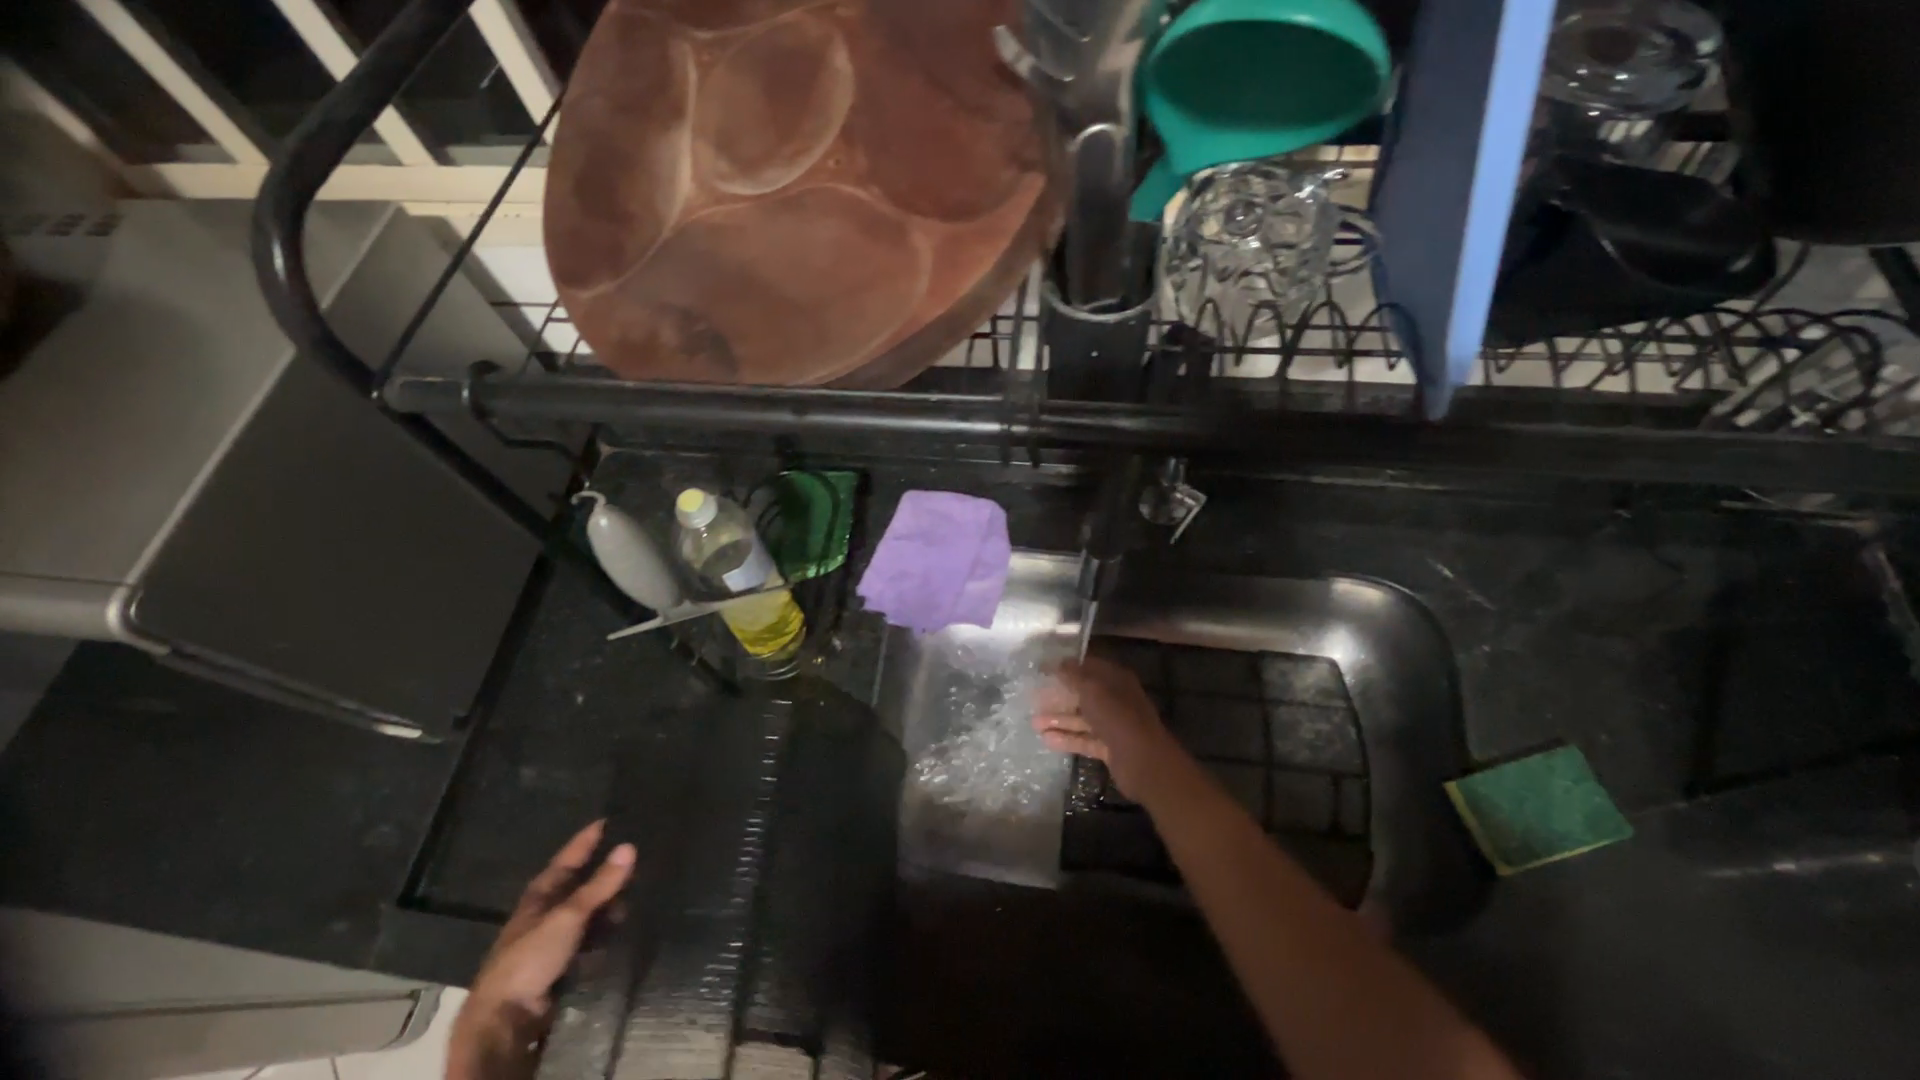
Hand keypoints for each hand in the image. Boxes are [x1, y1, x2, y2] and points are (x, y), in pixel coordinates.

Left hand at [449, 821, 634, 1079]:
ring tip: (643, 894)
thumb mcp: (568, 915)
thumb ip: (600, 884)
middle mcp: (547, 910)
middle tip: (641, 857)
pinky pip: (593, 938)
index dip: (589, 838)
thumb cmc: (531, 956)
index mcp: (542, 892)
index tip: (613, 819)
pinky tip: (627, 929)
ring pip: (590, 912)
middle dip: (608, 873)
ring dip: (611, 906)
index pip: (570, 856)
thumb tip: (629, 846)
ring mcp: (555, 937)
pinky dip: (608, 932)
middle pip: (582, 883)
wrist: (506, 1016)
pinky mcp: (564, 961)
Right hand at [1032, 656, 1183, 799]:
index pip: (1088, 666)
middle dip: (1058, 696)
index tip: (1042, 670)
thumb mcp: (1092, 689)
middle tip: (1033, 699)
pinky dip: (1067, 738)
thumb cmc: (1117, 716)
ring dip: (1059, 719)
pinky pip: (1084, 739)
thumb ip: (1073, 675)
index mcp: (1116, 679)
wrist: (1143, 760)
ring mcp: (1113, 724)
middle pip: (1083, 694)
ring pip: (1082, 718)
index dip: (1066, 667)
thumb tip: (1057, 663)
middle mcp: (1116, 699)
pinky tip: (1046, 739)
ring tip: (1033, 723)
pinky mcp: (1109, 747)